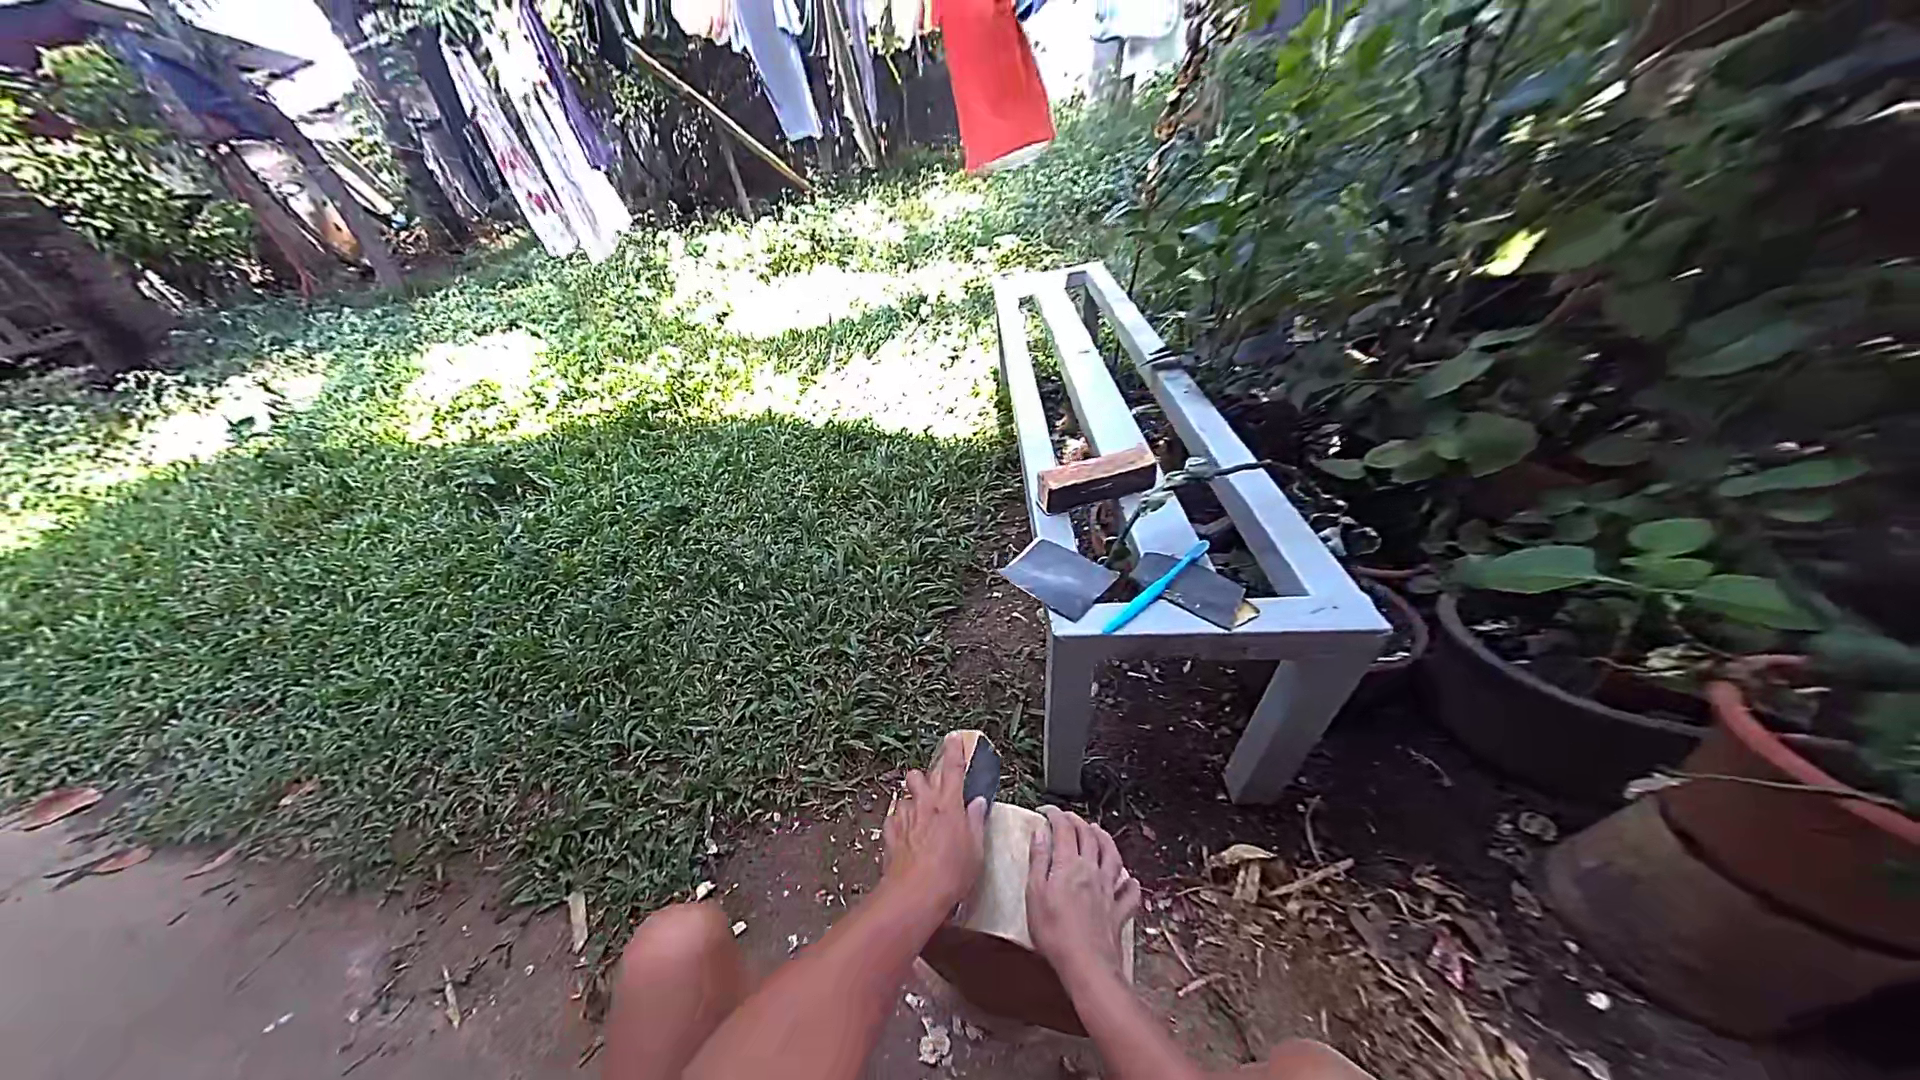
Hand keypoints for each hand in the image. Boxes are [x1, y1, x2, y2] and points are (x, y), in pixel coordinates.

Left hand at [881, 732, 988, 909]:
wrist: (915, 894)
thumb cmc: (951, 874)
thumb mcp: (976, 850)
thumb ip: (975, 822)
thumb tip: (977, 804)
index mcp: (949, 804)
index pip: (953, 768)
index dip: (954, 751)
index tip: (953, 739)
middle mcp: (925, 804)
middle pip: (919, 775)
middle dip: (924, 778)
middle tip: (934, 791)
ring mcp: (905, 817)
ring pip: (905, 796)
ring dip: (912, 802)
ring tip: (920, 819)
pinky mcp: (890, 832)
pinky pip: (894, 818)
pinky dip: (900, 823)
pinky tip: (908, 837)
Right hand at [1026, 807, 1140, 985]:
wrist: (1086, 966)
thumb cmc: (1054, 932)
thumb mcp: (1034, 894)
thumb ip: (1038, 860)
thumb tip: (1040, 833)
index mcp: (1069, 865)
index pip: (1064, 830)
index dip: (1056, 815)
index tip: (1047, 811)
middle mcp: (1092, 871)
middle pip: (1089, 837)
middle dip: (1078, 822)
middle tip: (1068, 817)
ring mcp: (1108, 891)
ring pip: (1112, 856)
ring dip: (1105, 839)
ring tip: (1098, 831)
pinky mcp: (1119, 911)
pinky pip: (1129, 892)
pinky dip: (1129, 882)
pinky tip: (1128, 879)